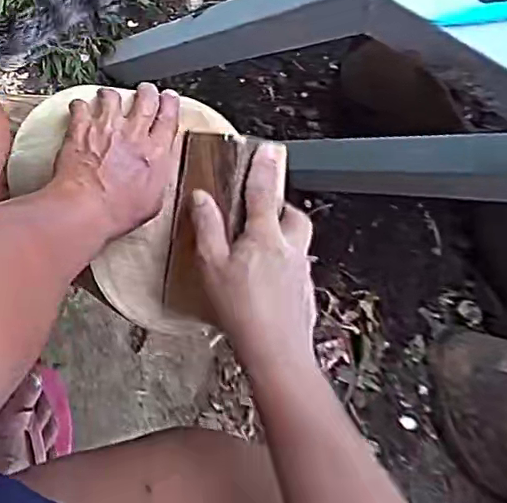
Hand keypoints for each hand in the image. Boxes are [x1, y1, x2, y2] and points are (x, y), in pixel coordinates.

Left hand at [49, 83, 180, 238]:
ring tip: (107, 96)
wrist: (86, 207)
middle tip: (145, 90)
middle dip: (147, 91)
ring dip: (110, 95)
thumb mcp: (153, 202)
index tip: (169, 98)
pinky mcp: (81, 127)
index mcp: (154, 152)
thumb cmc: (117, 211)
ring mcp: (106, 127)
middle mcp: (132, 134)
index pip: (169, 118)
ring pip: (112, 96)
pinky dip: (80, 105)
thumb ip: (157, 178)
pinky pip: (81, 105)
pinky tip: (79, 109)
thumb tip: (158, 172)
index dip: (170, 104)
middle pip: (146, 100)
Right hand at [191, 143, 318, 370]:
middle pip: (293, 216)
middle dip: (281, 205)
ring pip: (297, 242)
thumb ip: (208, 227)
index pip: (264, 193)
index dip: (265, 168)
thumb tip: (201, 198)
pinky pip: (296, 266)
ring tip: (258, 243)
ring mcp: (301, 273)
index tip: (269, 149)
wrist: (279, 357)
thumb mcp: (212, 265)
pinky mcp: (305, 294)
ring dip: (282, 234)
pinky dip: (282, 262)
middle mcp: (289, 250)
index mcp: (265, 238)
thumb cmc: (242, 312)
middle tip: (263, 204)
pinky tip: (265, 277)